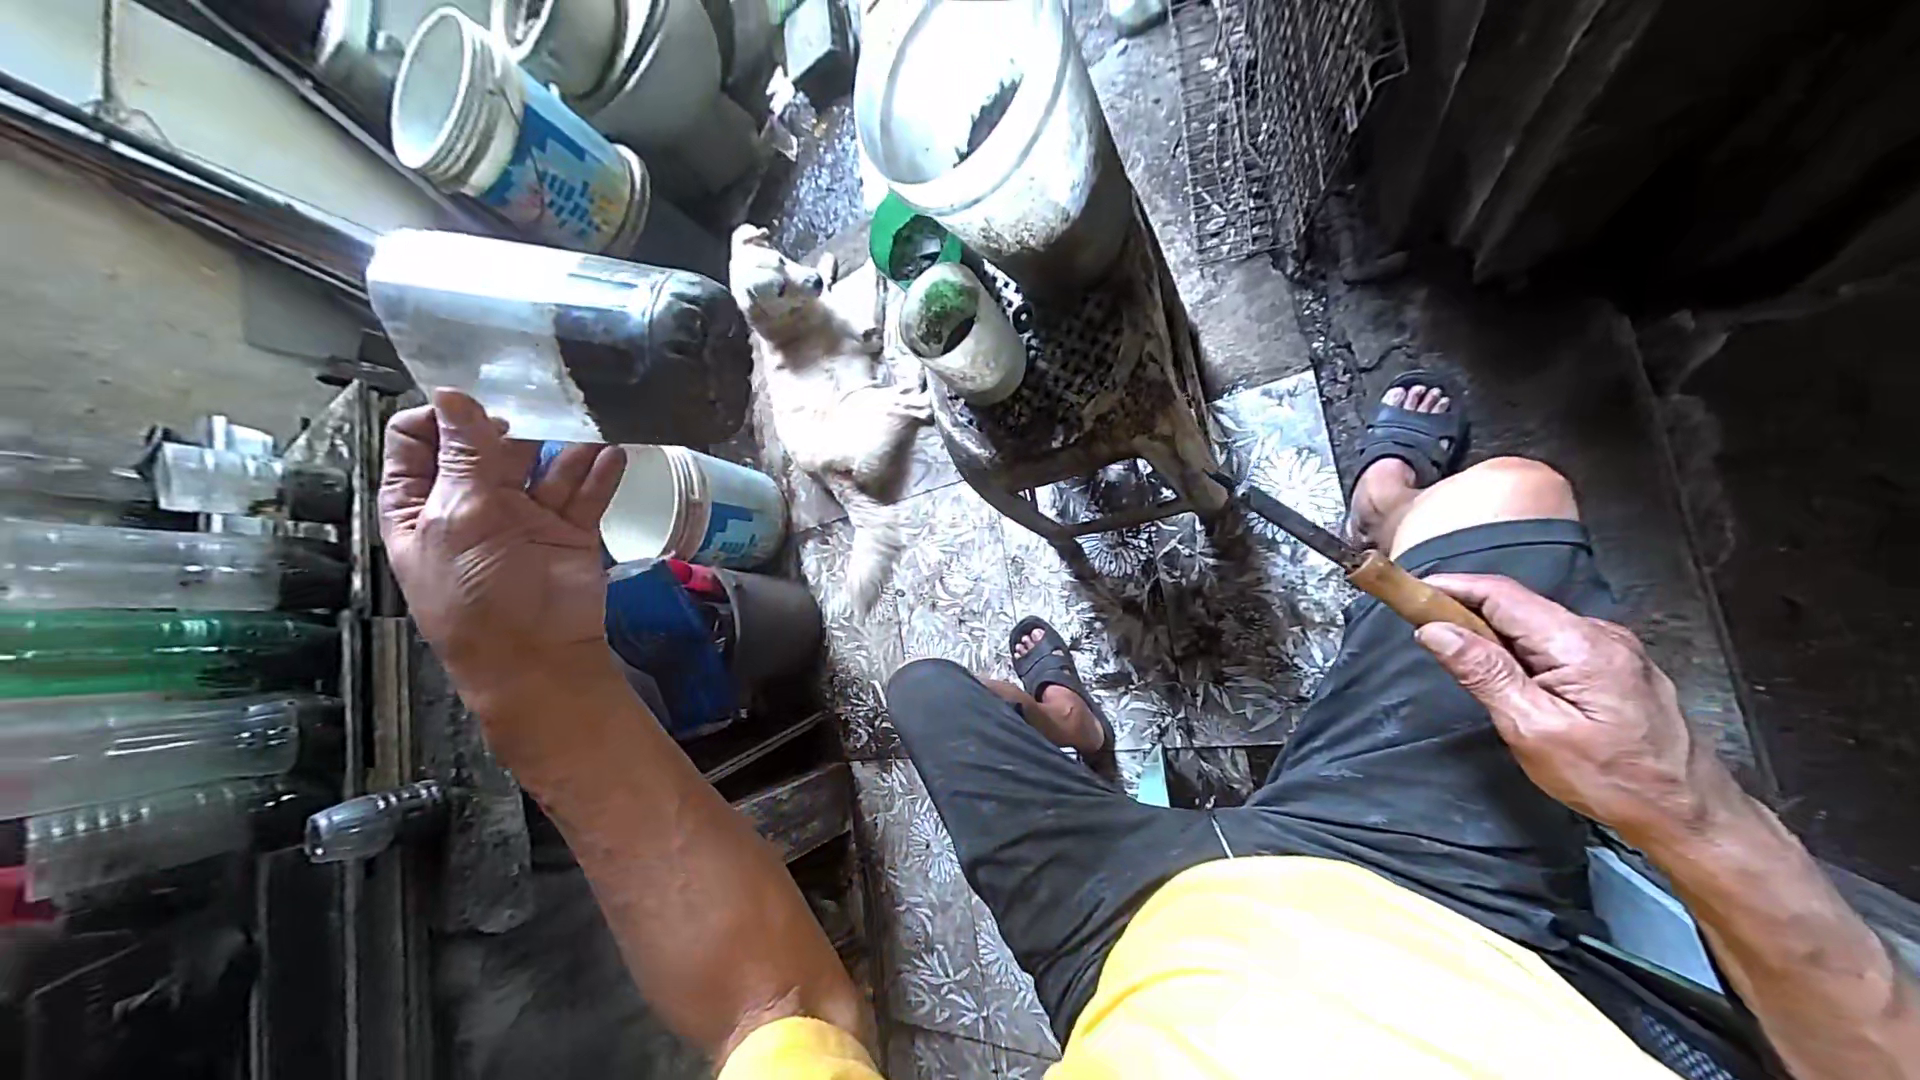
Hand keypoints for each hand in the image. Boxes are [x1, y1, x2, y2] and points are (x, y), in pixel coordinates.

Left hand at [379, 390, 626, 735]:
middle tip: (542, 410)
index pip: (421, 441)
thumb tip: (453, 397)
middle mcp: (475, 505)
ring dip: (566, 448)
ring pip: (546, 469)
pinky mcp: (571, 533)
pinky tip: (613, 455)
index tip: (477, 407)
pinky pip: (586, 495)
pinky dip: (600, 475)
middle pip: (491, 449)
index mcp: (424, 503)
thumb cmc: (477, 595)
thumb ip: (464, 457)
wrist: (537, 655)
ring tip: (587, 427)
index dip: (444, 418)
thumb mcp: (458, 519)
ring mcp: (528, 518)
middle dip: (515, 428)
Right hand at [1413, 574, 1741, 848]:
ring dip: (1486, 629)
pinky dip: (1512, 644)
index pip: (1499, 594)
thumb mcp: (1533, 729)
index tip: (1407, 592)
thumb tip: (1433, 630)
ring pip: (1530, 622)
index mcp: (1580, 645)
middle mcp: (1599, 635)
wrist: (1695, 818)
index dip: (1448, 586)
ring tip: (1455, 655)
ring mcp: (1610, 648)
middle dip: (1461, 609)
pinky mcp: (1612, 664)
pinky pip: (1547, 639)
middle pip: (1514, 604)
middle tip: (1420, 629)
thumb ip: (1483, 673)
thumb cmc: (1614, 780)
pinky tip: (1501, 671)